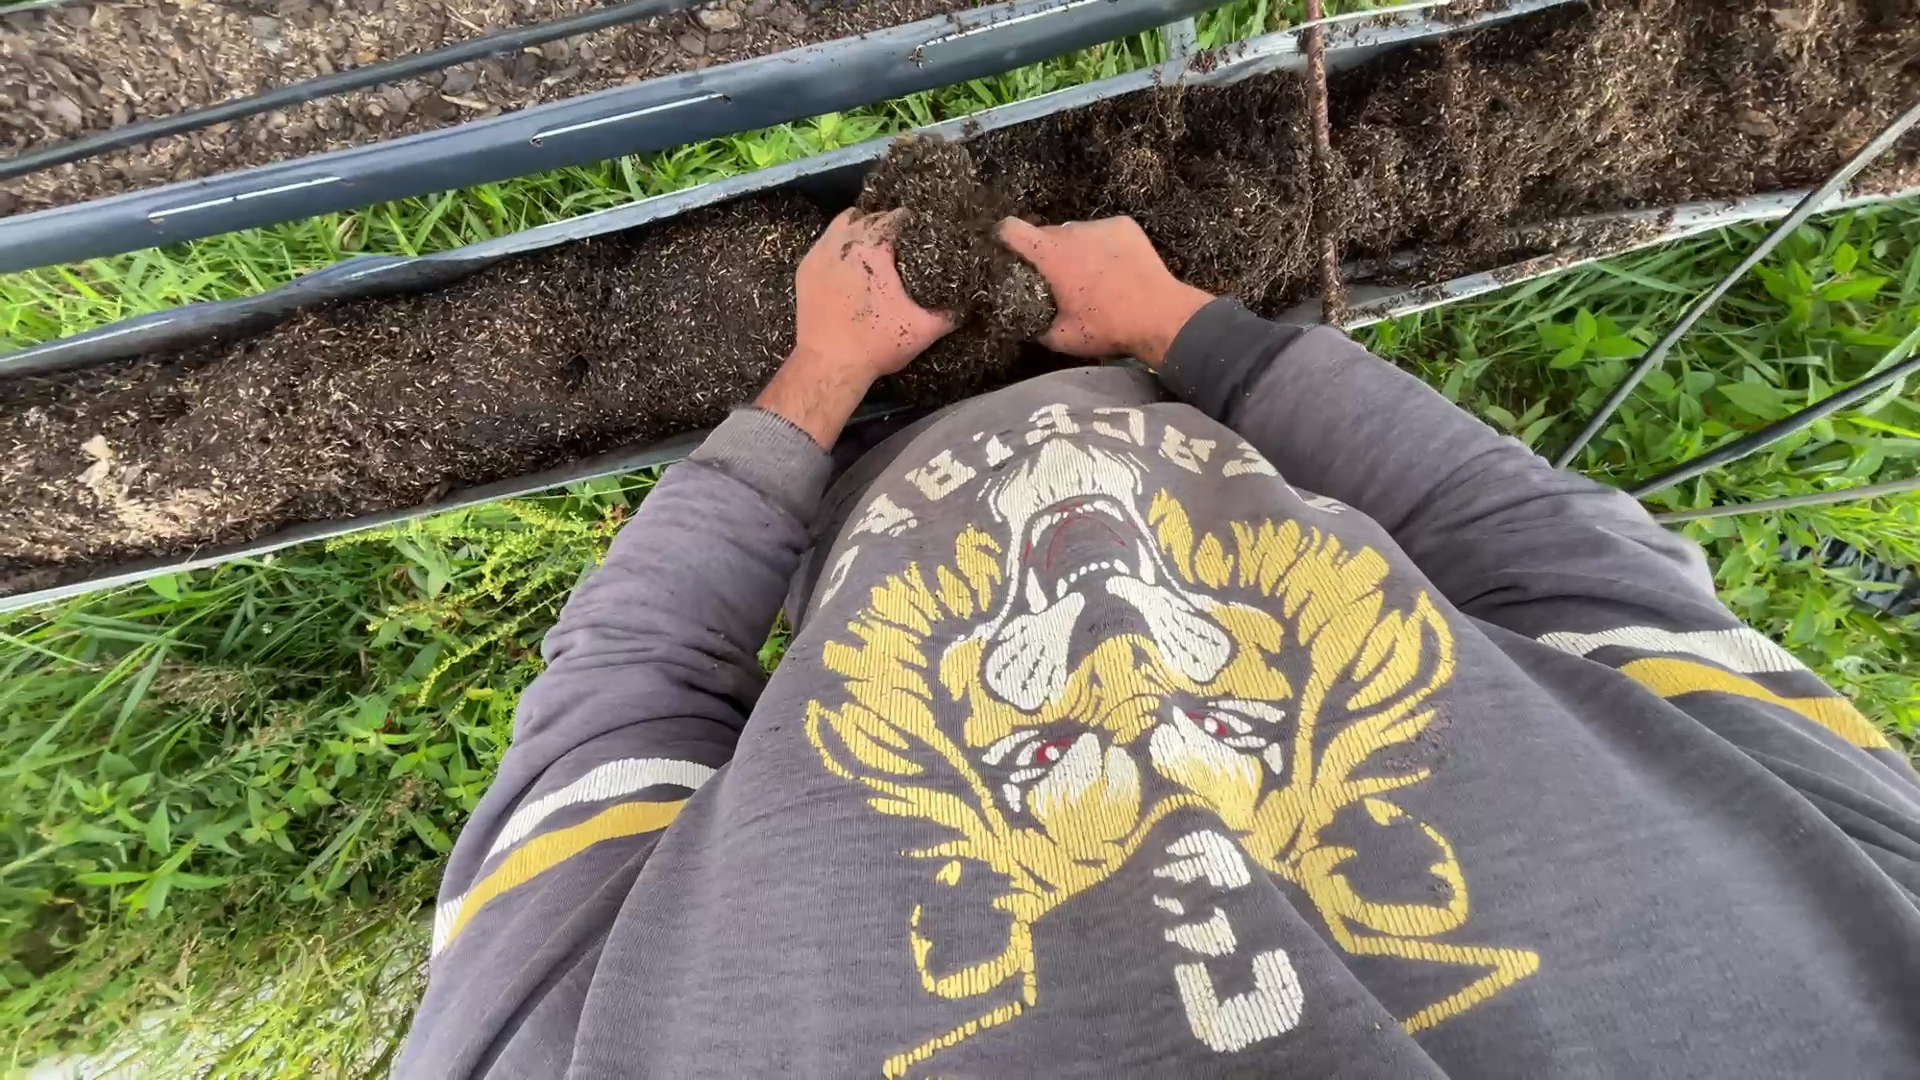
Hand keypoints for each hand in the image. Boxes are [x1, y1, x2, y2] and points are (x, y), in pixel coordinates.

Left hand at [759, 208, 953, 446]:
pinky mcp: (806, 268)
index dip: (914, 224)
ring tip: (874, 250)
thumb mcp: (922, 330)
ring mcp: (821, 251)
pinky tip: (850, 265)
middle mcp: (844, 239)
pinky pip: (826, 243)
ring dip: (860, 230)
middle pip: (870, 216)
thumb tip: (969, 304)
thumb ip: (950, 314)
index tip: (922, 237)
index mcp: (874, 245)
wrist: (830, 365)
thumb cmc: (877, 344)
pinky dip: (840, 247)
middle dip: (887, 227)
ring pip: (844, 223)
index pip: (899, 216)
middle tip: (901, 247)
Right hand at [997, 216, 1212, 367]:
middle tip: (1054, 281)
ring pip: (1073, 234)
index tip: (1001, 250)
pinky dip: (1099, 247)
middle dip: (1043, 254)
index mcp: (1051, 256)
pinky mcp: (1124, 225)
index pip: (1011, 229)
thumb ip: (1036, 326)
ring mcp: (1100, 225)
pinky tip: (1111, 269)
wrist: (1159, 316)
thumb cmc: (1106, 328)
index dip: (1001, 238)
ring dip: (1072, 250)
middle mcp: (1072, 232)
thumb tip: (1026, 322)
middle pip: (1045, 234)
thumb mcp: (1061, 339)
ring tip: (1088, 278)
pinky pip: (1100, 232)